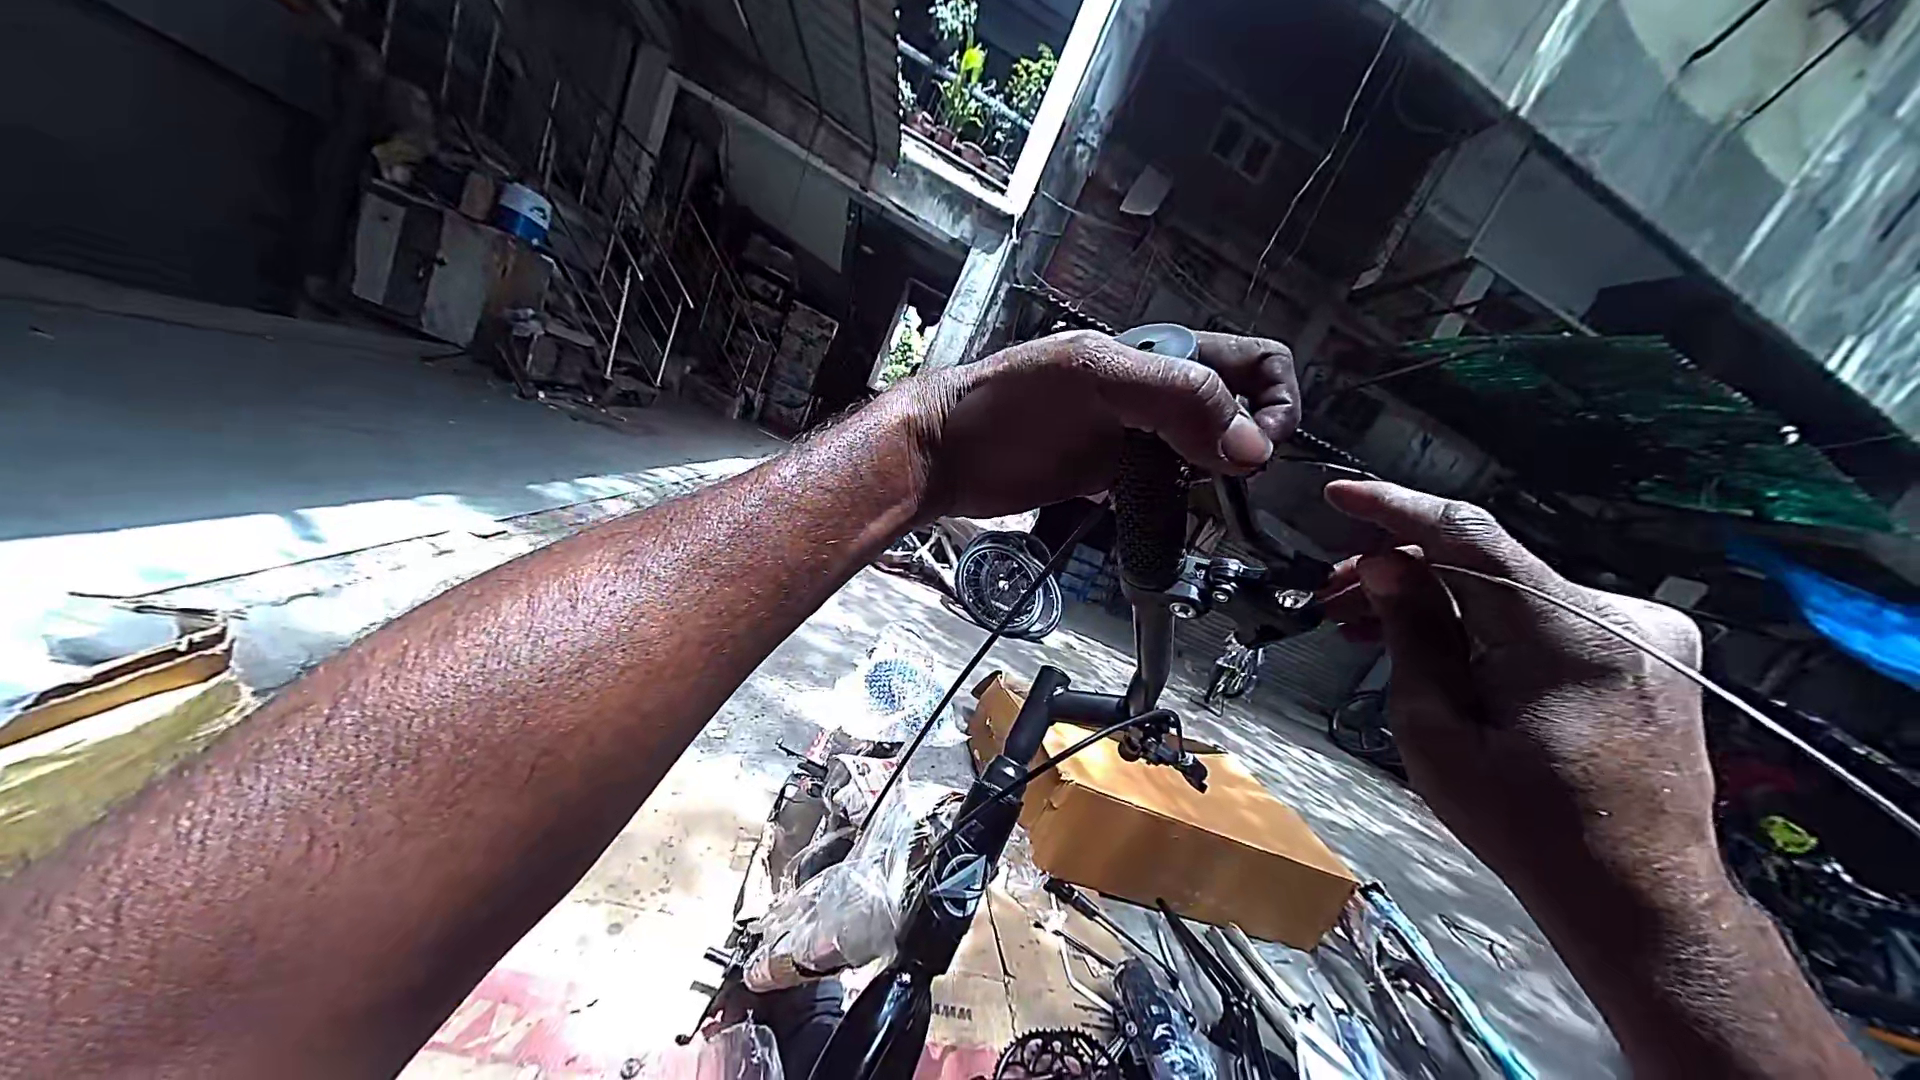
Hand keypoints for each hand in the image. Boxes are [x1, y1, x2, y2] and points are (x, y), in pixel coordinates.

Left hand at [893, 330, 1299, 518]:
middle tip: (1213, 474)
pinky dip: (1175, 494)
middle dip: (1243, 443)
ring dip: (1211, 473)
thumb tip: (1250, 444)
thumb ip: (1176, 398)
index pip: (1253, 362)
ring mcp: (1131, 434)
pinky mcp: (1109, 471)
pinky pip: (1163, 481)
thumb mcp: (1095, 381)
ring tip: (1182, 490)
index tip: (1254, 445)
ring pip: (1202, 450)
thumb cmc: (1004, 405)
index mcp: (1157, 353)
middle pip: (1234, 410)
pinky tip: (1157, 502)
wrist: (948, 454)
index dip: (1271, 400)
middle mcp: (1152, 391)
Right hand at [1319, 481, 1717, 903]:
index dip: (1394, 508)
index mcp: (1567, 638)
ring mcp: (1633, 632)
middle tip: (1331, 594)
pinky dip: (1468, 616)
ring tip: (1361, 620)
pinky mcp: (1631, 648)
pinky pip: (1527, 610)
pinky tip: (1421, 637)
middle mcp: (1616, 618)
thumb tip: (1383, 564)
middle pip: (1479, 561)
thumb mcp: (1435, 729)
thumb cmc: (1522, 823)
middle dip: (1395, 569)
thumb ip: (1412, 634)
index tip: (1338, 493)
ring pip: (1499, 585)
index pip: (1469, 537)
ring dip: (1426, 595)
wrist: (1632, 894)